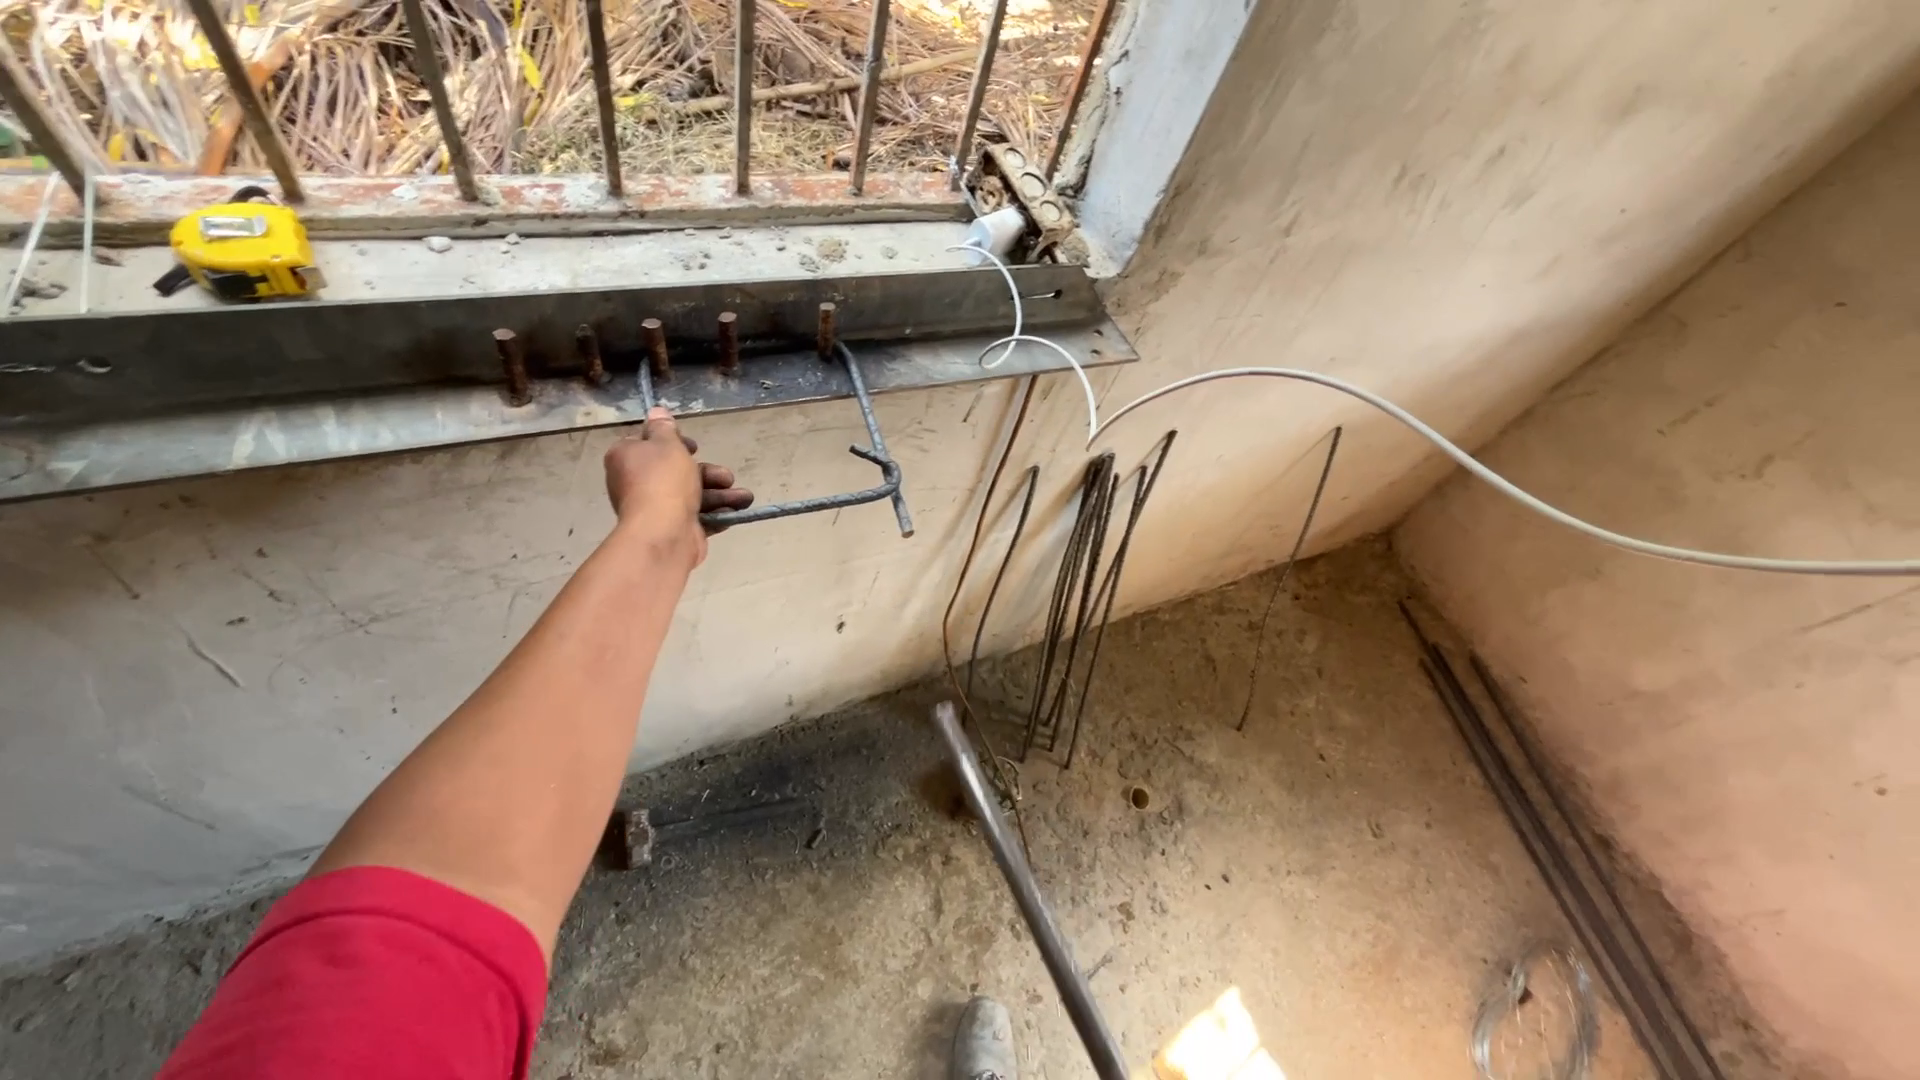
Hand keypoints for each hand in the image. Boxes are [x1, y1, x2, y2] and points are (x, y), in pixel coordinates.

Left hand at [603, 408, 753, 562]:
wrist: (664, 532)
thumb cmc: (663, 481)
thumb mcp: (666, 444)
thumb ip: (664, 428)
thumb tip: (656, 411)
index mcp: (627, 458)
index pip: (648, 444)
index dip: (673, 442)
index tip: (693, 446)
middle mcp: (636, 483)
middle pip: (676, 471)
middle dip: (708, 473)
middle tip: (726, 476)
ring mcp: (655, 508)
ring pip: (692, 494)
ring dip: (720, 494)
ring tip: (743, 498)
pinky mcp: (672, 528)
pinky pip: (697, 516)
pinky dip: (716, 513)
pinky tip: (735, 511)